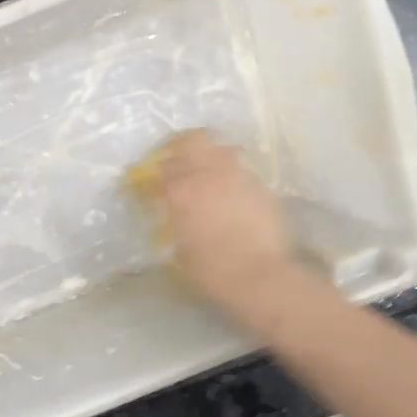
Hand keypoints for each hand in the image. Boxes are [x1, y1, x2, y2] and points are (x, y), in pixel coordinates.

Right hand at [152, 131, 302, 317]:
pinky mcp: (261, 187)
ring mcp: (237, 177)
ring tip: (208, 172)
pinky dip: (233, 175)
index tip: (155, 186)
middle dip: (183, 145)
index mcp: (179, 191)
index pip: (161, 170)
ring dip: (212, 156)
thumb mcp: (179, 247)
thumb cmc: (210, 268)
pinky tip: (231, 192)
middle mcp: (207, 175)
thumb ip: (176, 222)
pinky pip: (242, 170)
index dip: (156, 176)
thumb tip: (177, 216)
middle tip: (179, 157)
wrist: (259, 275)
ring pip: (222, 149)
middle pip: (194, 141)